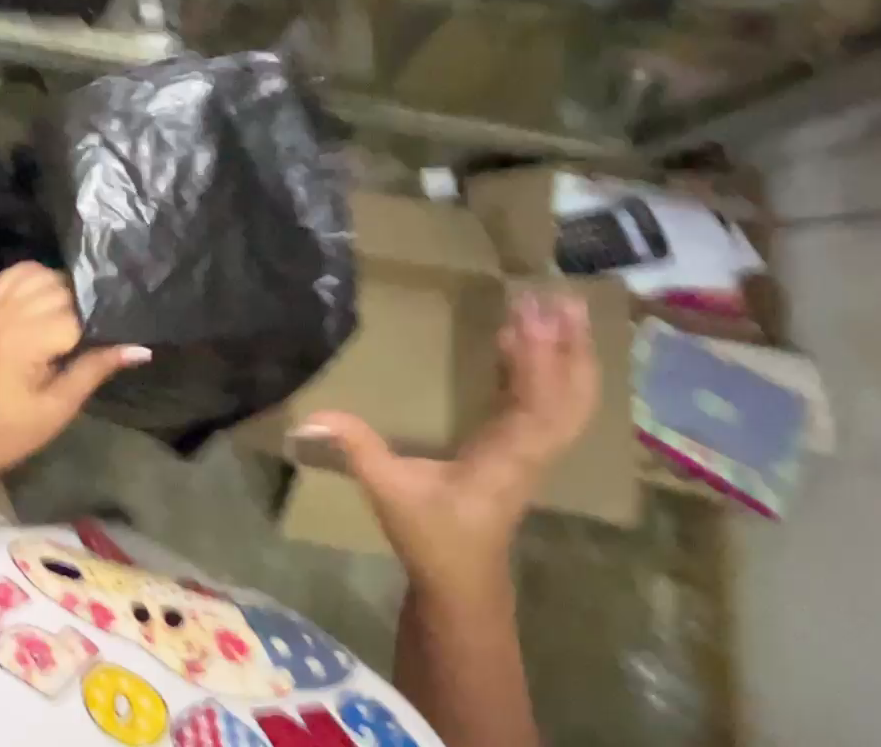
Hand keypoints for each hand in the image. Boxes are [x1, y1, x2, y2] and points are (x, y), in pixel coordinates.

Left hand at [0, 263, 151, 477]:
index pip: (75, 315)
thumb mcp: (60, 406)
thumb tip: (142, 349)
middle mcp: (6, 316)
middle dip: (82, 305)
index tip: (117, 336)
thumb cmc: (14, 430)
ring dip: (61, 288)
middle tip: (98, 331)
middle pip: (58, 289)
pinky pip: (12, 277)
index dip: (100, 324)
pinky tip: (49, 296)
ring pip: (38, 275)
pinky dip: (35, 277)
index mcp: (23, 341)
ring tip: (75, 316)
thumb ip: (96, 368)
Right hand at [298, 291, 597, 592]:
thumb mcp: (388, 491)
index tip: (529, 313)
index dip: (538, 357)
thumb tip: (310, 415)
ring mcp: (533, 452)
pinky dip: (548, 372)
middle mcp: (531, 450)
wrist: (462, 583)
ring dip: (569, 356)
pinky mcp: (523, 452)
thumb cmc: (431, 537)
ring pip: (568, 400)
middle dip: (571, 346)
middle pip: (571, 395)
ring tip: (560, 311)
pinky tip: (524, 346)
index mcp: (508, 457)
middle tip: (561, 297)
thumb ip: (355, 449)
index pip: (537, 401)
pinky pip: (549, 406)